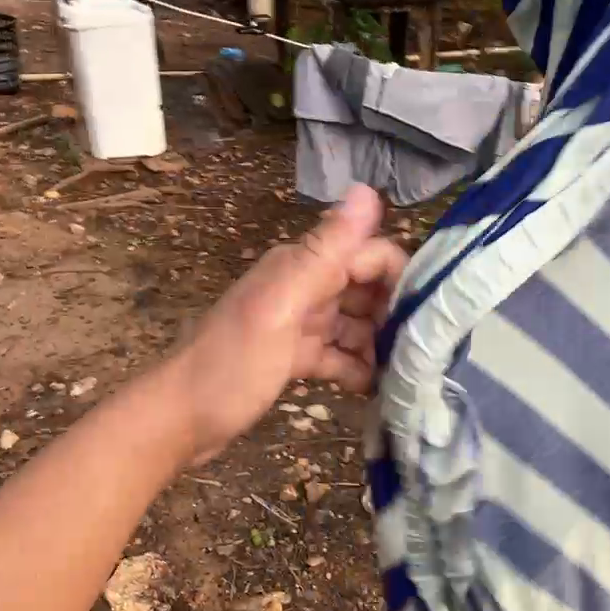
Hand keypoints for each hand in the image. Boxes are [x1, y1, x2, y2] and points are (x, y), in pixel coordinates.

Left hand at [157, 185, 406, 463]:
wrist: (178, 421)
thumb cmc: (229, 365)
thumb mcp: (280, 307)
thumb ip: (324, 253)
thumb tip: (368, 189)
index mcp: (300, 266)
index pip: (368, 255)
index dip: (401, 279)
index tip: (431, 317)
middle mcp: (302, 287)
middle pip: (366, 290)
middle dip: (395, 315)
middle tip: (425, 355)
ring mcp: (297, 324)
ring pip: (354, 324)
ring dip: (379, 345)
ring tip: (409, 377)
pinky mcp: (291, 358)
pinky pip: (335, 355)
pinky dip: (355, 368)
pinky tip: (377, 390)